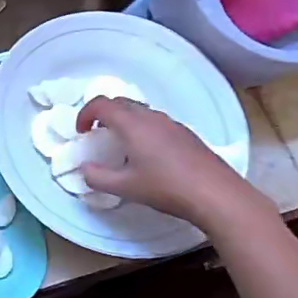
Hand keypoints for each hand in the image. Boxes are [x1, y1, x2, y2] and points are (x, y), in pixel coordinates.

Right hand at [77, 97, 269, 228]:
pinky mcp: (186, 134)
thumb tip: (84, 169)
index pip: (102, 104)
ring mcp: (171, 124)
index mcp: (132, 125)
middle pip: (120, 103)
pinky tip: (147, 154)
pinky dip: (141, 128)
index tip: (81, 132)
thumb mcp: (124, 187)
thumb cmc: (166, 187)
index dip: (85, 114)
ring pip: (140, 111)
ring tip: (120, 144)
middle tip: (96, 134)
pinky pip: (155, 122)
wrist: (216, 194)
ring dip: (123, 120)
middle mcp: (151, 117)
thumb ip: (97, 177)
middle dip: (103, 114)